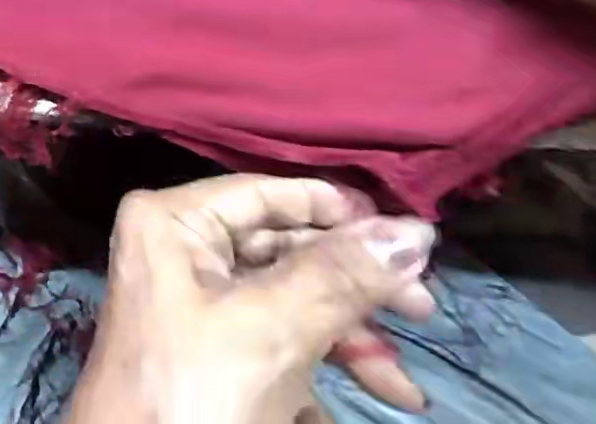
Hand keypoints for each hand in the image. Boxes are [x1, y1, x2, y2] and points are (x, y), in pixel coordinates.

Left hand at [67, 175, 435, 423]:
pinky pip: (273, 340)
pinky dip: (321, 367)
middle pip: (278, 247)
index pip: (262, 193)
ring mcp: (190, 302)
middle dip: (350, 282)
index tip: (404, 230)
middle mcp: (177, 248)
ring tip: (404, 386)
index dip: (333, 208)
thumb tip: (411, 230)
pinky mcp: (207, 353)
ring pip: (284, 298)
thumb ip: (340, 277)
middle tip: (423, 307)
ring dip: (347, 336)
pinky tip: (371, 402)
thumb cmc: (195, 401)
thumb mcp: (272, 331)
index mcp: (173, 221)